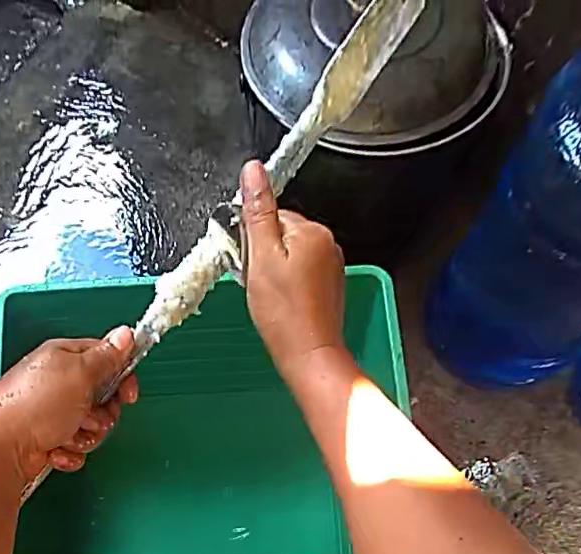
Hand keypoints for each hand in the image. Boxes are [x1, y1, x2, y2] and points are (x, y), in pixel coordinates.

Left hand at [0, 328, 140, 483]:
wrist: (3, 447)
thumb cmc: (33, 406)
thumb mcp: (80, 373)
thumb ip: (107, 356)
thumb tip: (125, 334)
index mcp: (65, 359)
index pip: (107, 360)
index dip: (123, 378)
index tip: (128, 394)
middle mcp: (60, 383)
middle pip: (105, 399)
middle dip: (103, 414)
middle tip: (87, 415)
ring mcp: (55, 413)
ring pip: (95, 427)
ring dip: (87, 435)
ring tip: (65, 434)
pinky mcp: (51, 438)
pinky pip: (80, 447)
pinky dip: (71, 452)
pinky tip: (55, 448)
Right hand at [239, 160, 346, 372]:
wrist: (309, 356)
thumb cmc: (285, 315)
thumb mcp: (261, 257)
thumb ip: (257, 212)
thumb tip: (253, 170)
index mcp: (312, 231)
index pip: (272, 215)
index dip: (253, 239)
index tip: (249, 262)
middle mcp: (328, 245)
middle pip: (282, 234)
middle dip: (265, 255)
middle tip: (259, 284)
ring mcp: (331, 268)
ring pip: (290, 257)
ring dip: (275, 272)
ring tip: (271, 298)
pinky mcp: (329, 288)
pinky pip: (301, 276)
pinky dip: (288, 287)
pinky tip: (282, 305)